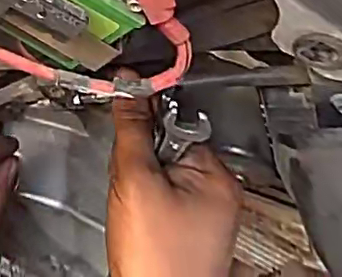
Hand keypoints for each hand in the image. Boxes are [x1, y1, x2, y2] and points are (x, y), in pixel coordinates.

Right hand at [107, 85, 242, 276]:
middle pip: (166, 141)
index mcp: (217, 176)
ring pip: (159, 166)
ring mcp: (204, 212)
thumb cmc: (154, 258)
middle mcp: (218, 192)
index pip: (175, 120)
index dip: (145, 118)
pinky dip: (141, 193)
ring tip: (131, 200)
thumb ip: (132, 127)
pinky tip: (135, 213)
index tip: (124, 111)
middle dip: (138, 152)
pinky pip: (160, 190)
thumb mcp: (135, 178)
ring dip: (137, 174)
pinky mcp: (187, 227)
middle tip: (127, 176)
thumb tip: (128, 83)